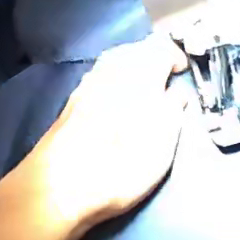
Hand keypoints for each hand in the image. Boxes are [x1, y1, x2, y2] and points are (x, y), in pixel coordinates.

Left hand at [0, 36, 189, 239]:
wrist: (56, 190)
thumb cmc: (118, 169)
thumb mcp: (161, 147)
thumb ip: (172, 113)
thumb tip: (176, 94)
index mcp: (138, 79)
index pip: (159, 49)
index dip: (174, 54)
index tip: (182, 68)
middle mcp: (110, 75)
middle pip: (133, 50)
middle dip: (151, 55)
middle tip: (165, 71)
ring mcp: (86, 88)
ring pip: (112, 61)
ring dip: (130, 63)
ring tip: (142, 81)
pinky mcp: (69, 105)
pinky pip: (97, 76)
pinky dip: (112, 76)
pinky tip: (114, 93)